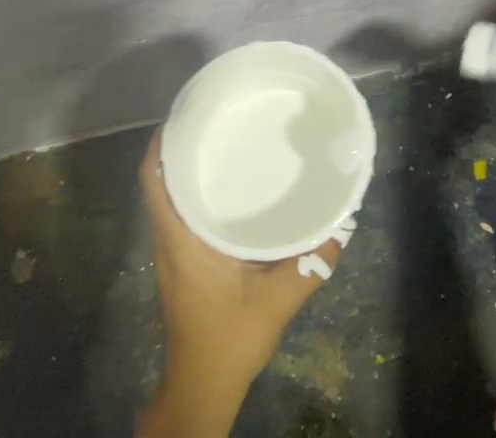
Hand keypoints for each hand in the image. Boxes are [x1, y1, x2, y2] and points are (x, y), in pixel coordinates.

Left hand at [140, 127, 343, 392]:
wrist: (203, 383)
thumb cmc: (230, 336)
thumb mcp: (276, 300)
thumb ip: (310, 263)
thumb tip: (342, 226)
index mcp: (179, 236)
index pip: (154, 176)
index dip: (161, 141)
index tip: (185, 112)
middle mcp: (168, 236)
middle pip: (160, 179)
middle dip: (178, 145)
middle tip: (214, 118)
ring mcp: (172, 250)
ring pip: (169, 196)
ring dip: (185, 168)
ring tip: (220, 142)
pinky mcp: (182, 261)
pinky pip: (180, 212)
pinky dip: (194, 192)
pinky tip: (226, 188)